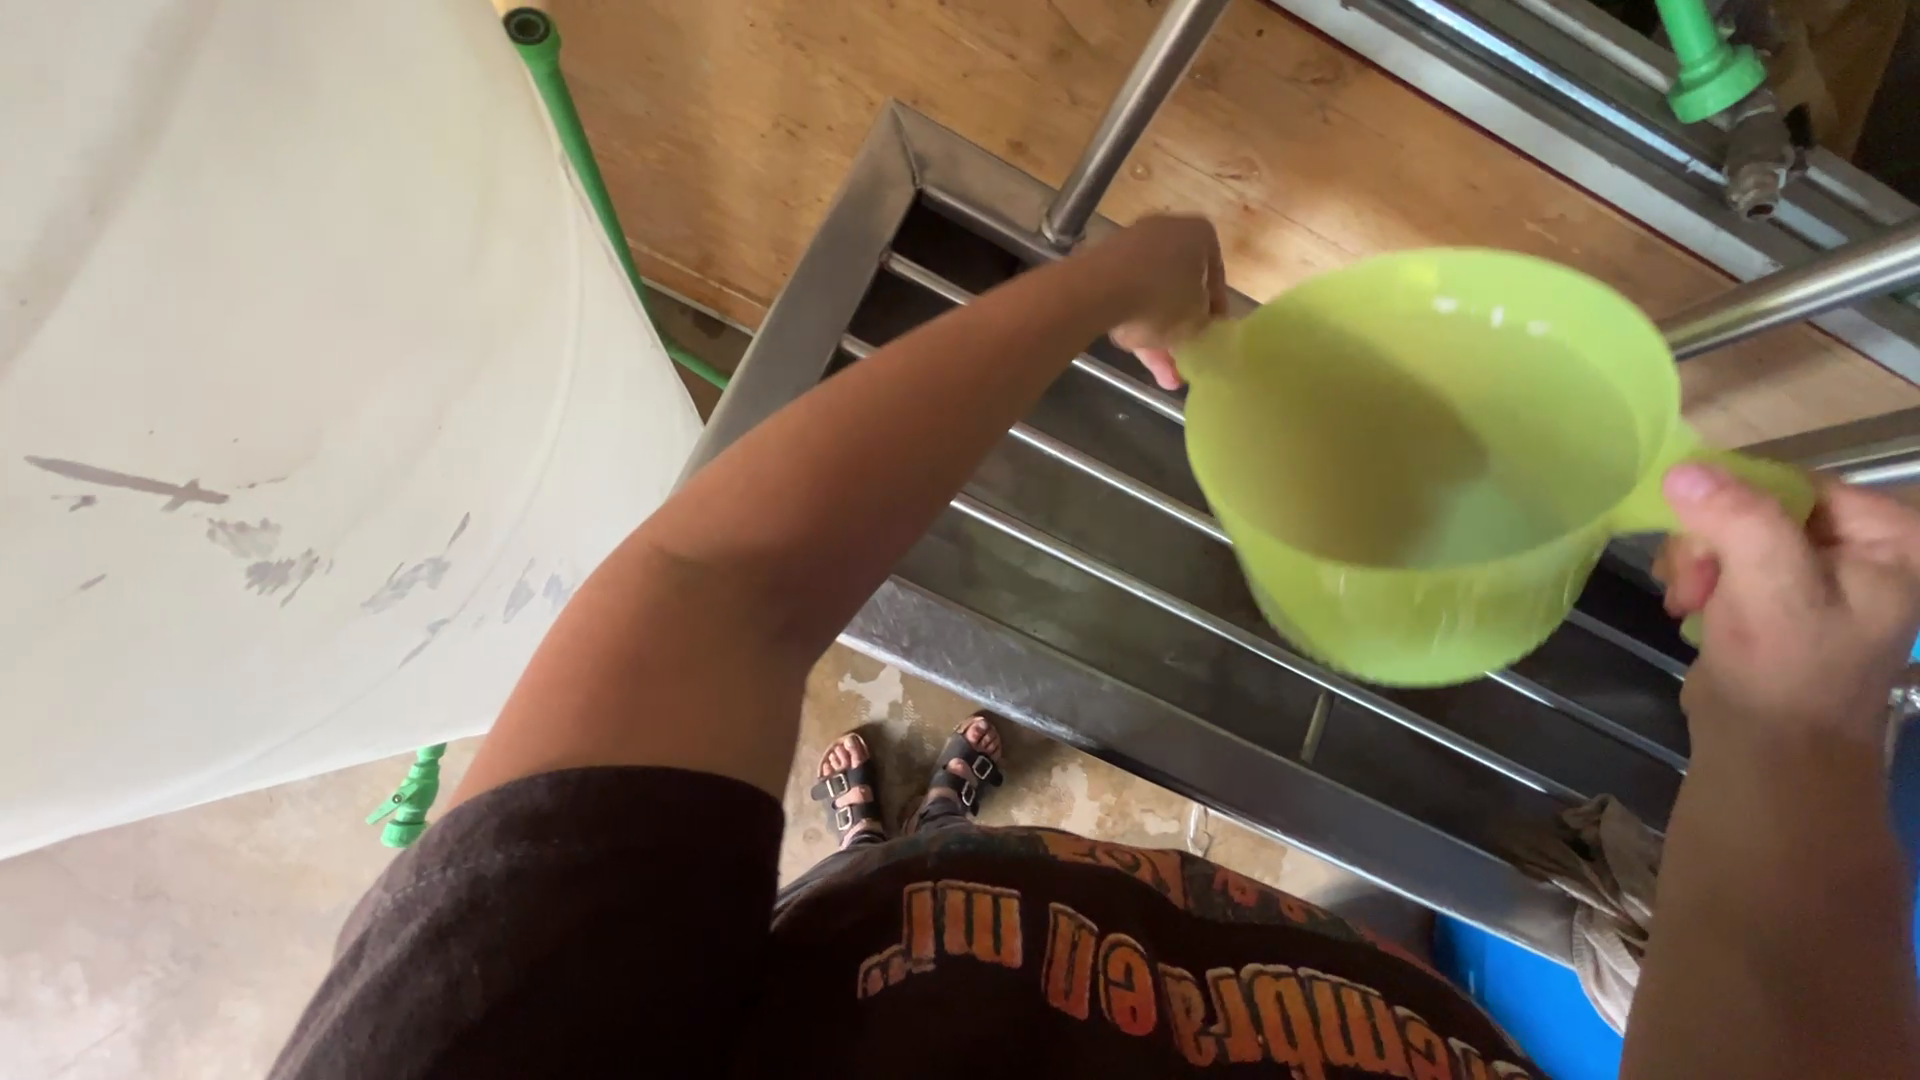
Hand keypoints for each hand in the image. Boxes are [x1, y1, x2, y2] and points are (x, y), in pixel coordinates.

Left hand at [1091, 215, 1226, 390]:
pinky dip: (1132, 324)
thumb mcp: (1196, 318)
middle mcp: (1164, 232)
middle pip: (1177, 286)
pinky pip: (1124, 298)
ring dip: (1156, 335)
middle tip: (1183, 354)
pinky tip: (1137, 354)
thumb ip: (1202, 320)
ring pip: (1149, 297)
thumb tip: (1198, 322)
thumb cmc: (1163, 298)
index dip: (1214, 309)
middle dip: (1179, 326)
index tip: (1211, 332)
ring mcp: (1129, 248)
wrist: (1099, 289)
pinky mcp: (1101, 267)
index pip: (1213, 275)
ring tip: (1163, 374)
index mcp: (1199, 234)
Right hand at [1655, 464, 1919, 747]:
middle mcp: (1861, 550)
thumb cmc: (1784, 667)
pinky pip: (1725, 560)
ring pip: (1731, 533)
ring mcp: (1817, 575)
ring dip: (1695, 562)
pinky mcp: (1776, 597)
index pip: (1793, 482)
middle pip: (1757, 507)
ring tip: (1687, 599)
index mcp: (1890, 539)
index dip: (1731, 502)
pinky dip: (1698, 578)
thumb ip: (1737, 521)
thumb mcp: (1768, 587)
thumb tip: (1685, 468)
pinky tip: (1691, 606)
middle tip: (1690, 581)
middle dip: (1709, 541)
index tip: (1694, 539)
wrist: (1770, 745)